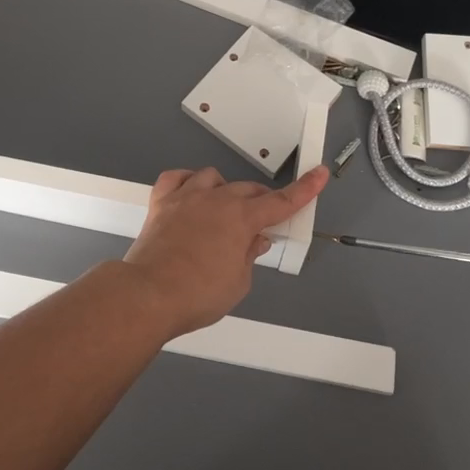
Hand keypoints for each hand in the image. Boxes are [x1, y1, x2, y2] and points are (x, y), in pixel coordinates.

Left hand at [120, 166, 327, 337]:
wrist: (149, 294)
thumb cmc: (198, 294)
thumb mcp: (238, 283)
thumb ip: (249, 256)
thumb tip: (256, 241)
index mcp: (241, 219)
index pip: (282, 202)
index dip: (304, 189)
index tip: (319, 174)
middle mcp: (217, 200)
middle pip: (248, 190)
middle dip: (259, 202)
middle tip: (260, 223)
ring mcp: (186, 197)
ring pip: (213, 177)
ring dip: (224, 189)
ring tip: (222, 211)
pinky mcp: (161, 202)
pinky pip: (176, 178)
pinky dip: (186, 182)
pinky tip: (189, 194)